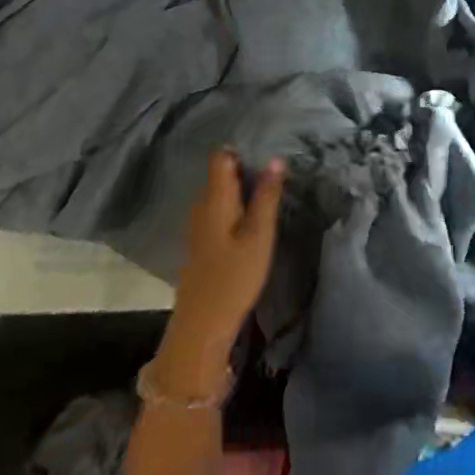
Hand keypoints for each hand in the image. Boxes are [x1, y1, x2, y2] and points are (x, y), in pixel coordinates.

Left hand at [149, 149, 284, 400]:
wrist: (202, 324)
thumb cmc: (234, 277)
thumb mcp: (259, 235)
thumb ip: (267, 196)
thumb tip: (276, 158)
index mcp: (214, 199)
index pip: (221, 157)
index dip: (242, 149)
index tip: (267, 150)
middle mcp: (201, 205)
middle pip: (221, 174)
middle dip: (246, 168)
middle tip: (277, 172)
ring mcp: (197, 225)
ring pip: (220, 193)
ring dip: (241, 189)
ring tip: (270, 192)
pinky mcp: (200, 242)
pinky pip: (218, 210)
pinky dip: (234, 207)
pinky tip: (252, 218)